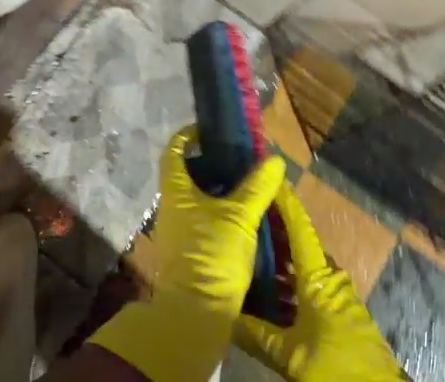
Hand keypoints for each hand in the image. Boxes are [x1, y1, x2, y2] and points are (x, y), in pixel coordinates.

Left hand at [89, 127, 285, 381]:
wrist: (197, 313)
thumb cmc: (213, 254)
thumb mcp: (240, 215)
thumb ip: (257, 186)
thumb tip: (273, 159)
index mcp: (175, 191)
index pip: (174, 151)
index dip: (189, 135)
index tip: (209, 129)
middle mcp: (171, 208)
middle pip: (186, 175)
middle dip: (211, 163)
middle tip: (240, 158)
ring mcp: (178, 233)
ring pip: (196, 200)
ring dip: (219, 191)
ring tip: (248, 186)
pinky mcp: (189, 254)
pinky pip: (203, 222)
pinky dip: (221, 214)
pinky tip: (245, 219)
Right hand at [234, 182, 406, 381]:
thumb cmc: (333, 367)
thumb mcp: (288, 354)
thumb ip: (255, 334)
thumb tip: (222, 318)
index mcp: (319, 279)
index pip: (300, 229)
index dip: (286, 202)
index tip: (272, 176)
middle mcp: (331, 279)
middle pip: (302, 246)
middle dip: (276, 231)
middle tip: (246, 219)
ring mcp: (339, 297)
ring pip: (306, 268)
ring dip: (283, 261)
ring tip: (250, 253)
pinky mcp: (342, 315)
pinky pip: (312, 287)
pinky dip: (291, 283)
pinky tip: (270, 293)